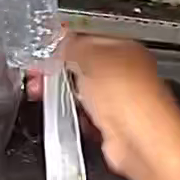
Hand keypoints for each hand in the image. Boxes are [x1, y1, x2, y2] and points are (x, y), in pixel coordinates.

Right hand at [27, 31, 179, 179]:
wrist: (139, 140)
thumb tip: (60, 40)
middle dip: (58, 72)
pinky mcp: (114, 128)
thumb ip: (72, 45)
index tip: (43, 52)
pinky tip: (73, 117)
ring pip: (84, 95)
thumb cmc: (128, 95)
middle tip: (40, 77)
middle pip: (83, 69)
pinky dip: (78, 119)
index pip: (88, 40)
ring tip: (48, 97)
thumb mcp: (90, 57)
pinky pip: (88, 119)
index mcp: (125, 49)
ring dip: (64, 97)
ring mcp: (120, 103)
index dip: (62, 45)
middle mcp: (126, 75)